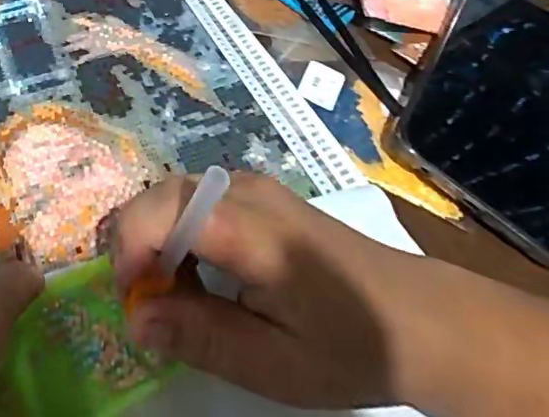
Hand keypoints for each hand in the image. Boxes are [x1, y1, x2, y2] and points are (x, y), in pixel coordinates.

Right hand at [108, 171, 415, 409]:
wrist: (418, 317)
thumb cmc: (350, 347)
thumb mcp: (275, 363)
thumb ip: (201, 336)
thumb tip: (136, 318)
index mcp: (249, 229)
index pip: (161, 213)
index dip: (130, 252)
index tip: (135, 305)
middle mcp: (243, 189)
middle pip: (161, 196)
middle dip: (138, 246)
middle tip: (149, 306)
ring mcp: (251, 184)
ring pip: (174, 193)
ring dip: (157, 239)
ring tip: (177, 295)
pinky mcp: (257, 190)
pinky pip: (197, 197)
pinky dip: (180, 229)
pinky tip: (203, 272)